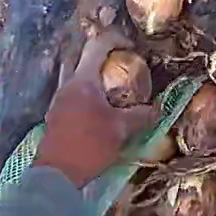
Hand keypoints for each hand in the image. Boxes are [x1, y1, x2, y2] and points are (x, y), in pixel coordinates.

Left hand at [35, 29, 159, 187]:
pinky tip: (103, 111)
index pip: (97, 47)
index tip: (132, 45)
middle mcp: (67, 86)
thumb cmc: (90, 145)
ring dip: (98, 80)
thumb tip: (159, 108)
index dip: (116, 39)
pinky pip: (76, 96)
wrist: (56, 176)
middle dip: (105, 59)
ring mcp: (59, 102)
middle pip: (86, 61)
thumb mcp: (121, 129)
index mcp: (82, 81)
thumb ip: (141, 115)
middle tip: (126, 66)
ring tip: (118, 90)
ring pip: (80, 80)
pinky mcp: (57, 117)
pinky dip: (91, 96)